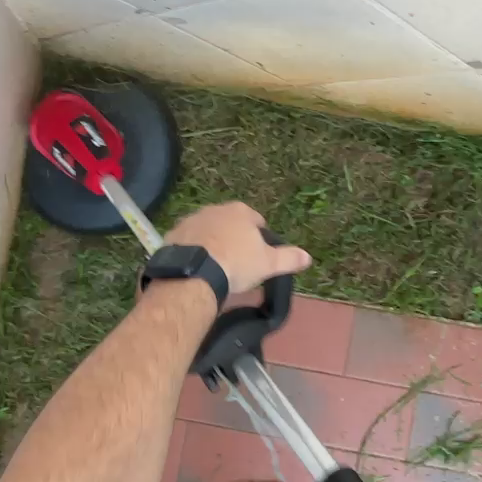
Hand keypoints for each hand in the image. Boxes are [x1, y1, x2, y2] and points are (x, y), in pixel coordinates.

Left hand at [163, 202, 311, 297]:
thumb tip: (308, 257)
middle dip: (234, 237)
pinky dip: (193, 250)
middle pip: (229, 222)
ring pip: (207, 230)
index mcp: (240, 211)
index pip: (256, 220)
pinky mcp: (173, 234)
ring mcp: (192, 220)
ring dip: (212, 242)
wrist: (195, 272)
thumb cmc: (236, 264)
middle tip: (237, 260)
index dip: (259, 236)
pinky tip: (196, 266)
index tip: (259, 253)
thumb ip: (288, 258)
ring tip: (216, 265)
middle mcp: (214, 209)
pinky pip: (188, 241)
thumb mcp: (268, 264)